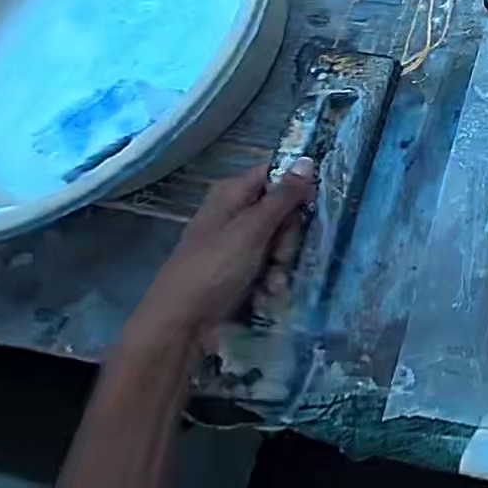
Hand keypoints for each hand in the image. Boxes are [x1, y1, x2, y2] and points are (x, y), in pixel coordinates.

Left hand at [128, 157, 317, 345]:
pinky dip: (270, 278)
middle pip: (281, 210)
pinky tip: (265, 294)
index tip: (310, 205)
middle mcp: (234, 212)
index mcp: (233, 193)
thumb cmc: (214, 268)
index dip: (296, 187)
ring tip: (272, 283)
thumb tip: (307, 159)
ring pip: (278, 240)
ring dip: (281, 263)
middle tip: (281, 254)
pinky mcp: (237, 269)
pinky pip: (267, 263)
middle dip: (287, 237)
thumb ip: (284, 195)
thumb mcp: (254, 228)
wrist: (178, 328)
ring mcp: (235, 242)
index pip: (275, 174)